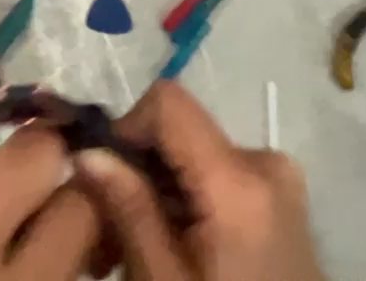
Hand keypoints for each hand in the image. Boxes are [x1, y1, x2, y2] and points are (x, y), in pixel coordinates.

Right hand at [75, 82, 323, 280]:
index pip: (168, 102)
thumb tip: (86, 150)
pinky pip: (214, 180)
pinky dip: (182, 205)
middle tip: (102, 236)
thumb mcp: (164, 280)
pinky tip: (165, 250)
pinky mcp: (279, 202)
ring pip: (189, 160)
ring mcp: (278, 183)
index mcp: (241, 180)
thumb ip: (129, 208)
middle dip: (133, 174)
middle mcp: (266, 163)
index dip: (126, 128)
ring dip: (153, 195)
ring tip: (127, 251)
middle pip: (175, 135)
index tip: (103, 179)